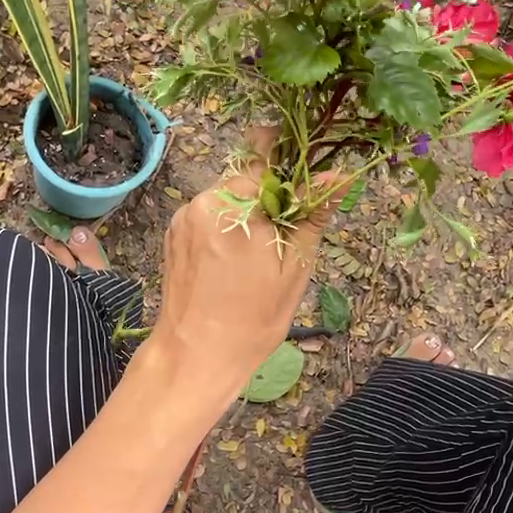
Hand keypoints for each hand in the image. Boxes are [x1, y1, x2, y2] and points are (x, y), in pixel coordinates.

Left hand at [148, 129, 340, 407]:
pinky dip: (226, 226)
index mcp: (236, 205)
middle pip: (245, 176)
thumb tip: (339, 176)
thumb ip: (313, 214)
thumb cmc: (252, 319)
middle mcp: (204, 202)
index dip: (288, 167)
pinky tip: (233, 259)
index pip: (265, 157)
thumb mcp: (294, 268)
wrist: (194, 355)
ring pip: (226, 196)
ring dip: (247, 212)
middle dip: (268, 194)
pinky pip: (208, 214)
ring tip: (258, 254)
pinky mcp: (173, 232)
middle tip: (284, 233)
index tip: (301, 184)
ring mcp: (184, 216)